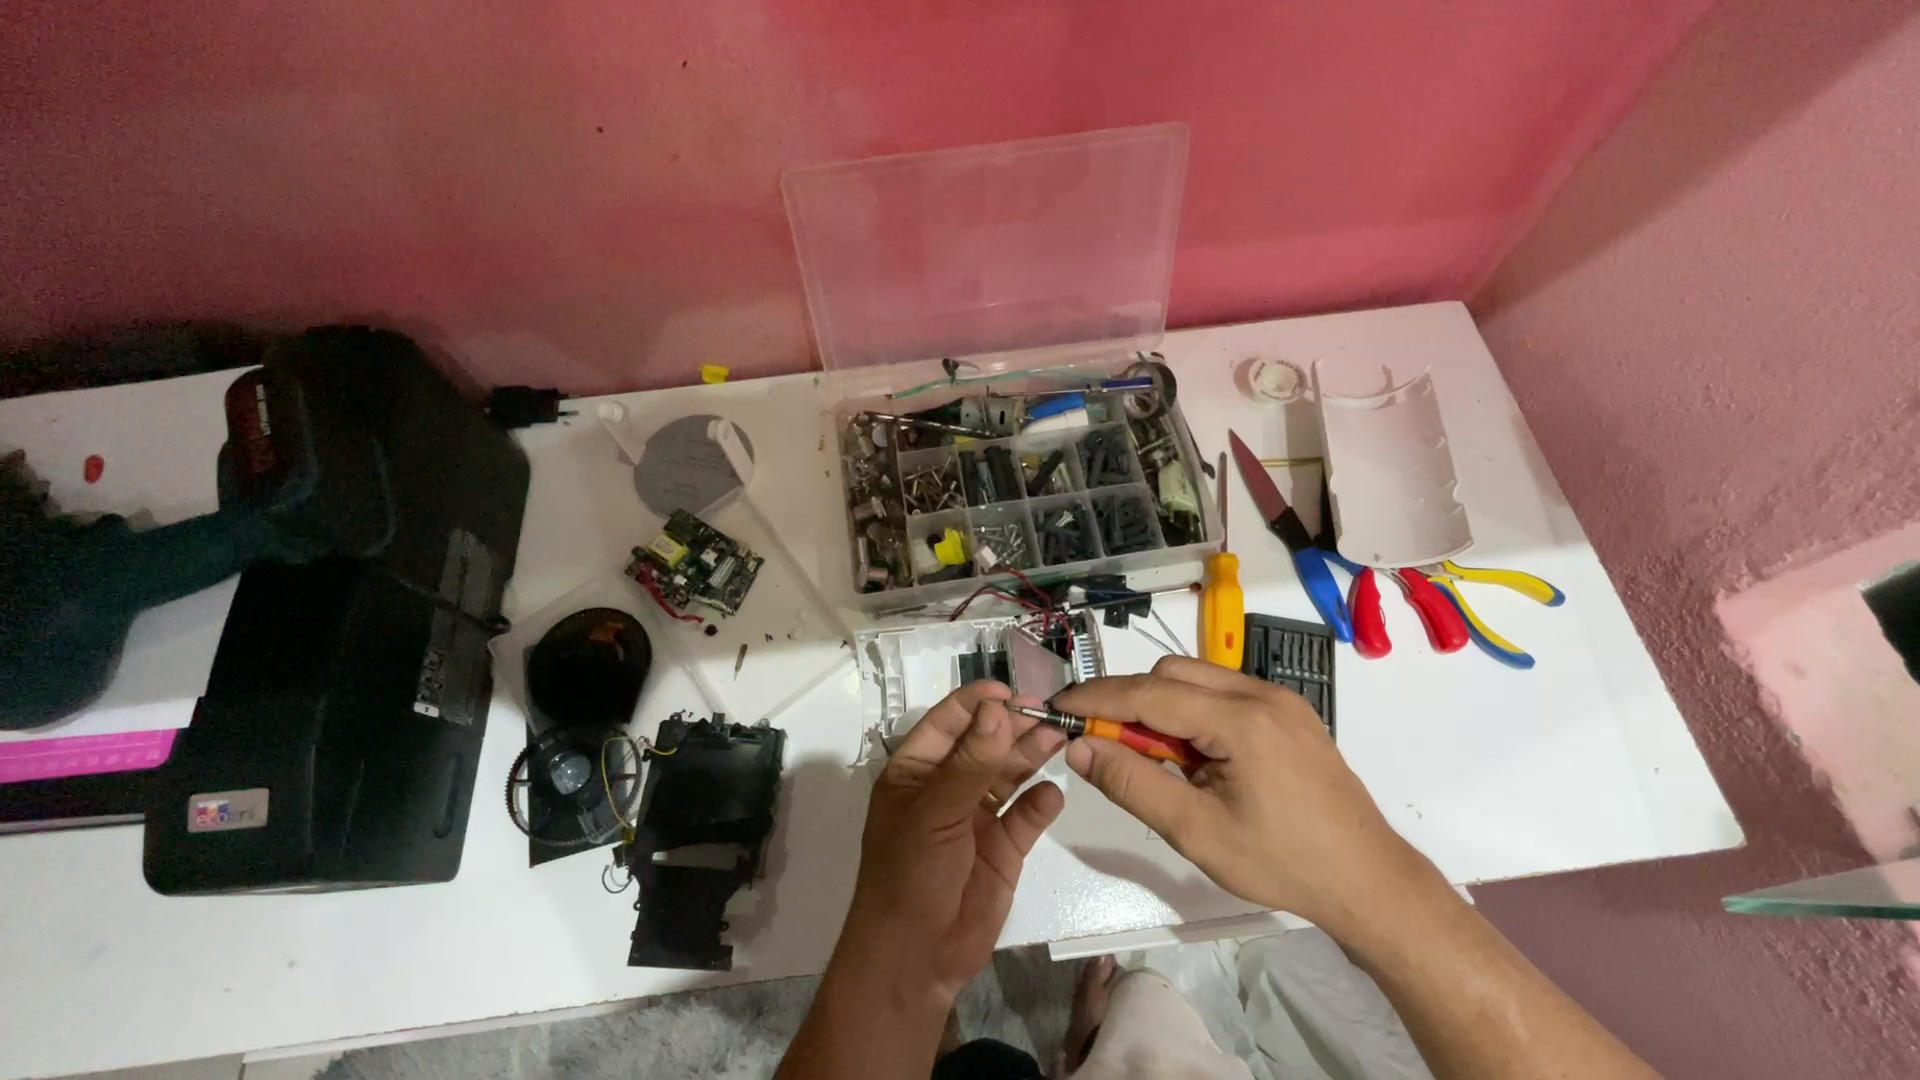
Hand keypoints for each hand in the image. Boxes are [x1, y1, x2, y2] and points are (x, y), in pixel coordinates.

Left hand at [837, 680, 1067, 1000]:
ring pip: (1010, 774)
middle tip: (1049, 711)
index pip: (949, 722)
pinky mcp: (1004, 848)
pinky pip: (1026, 816)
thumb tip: (998, 711)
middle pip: (986, 744)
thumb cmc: (909, 874)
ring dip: (1032, 755)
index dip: (977, 703)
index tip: (1011, 691)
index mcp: (917, 771)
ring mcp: (977, 817)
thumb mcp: (934, 813)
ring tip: (1059, 737)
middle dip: (1014, 726)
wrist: (916, 958)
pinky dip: (1041, 803)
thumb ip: (970, 764)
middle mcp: (949, 787)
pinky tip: (1050, 795)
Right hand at [1052, 655, 1440, 936]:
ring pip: (1196, 677)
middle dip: (1129, 701)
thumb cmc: (1282, 863)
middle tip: (1108, 747)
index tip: (1057, 708)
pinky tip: (1195, 755)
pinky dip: (1192, 711)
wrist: (1369, 880)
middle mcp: (1261, 693)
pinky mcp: (1289, 711)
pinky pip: (1223, 692)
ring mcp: (1280, 698)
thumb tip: (1079, 749)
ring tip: (1157, 760)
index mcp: (1241, 721)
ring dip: (1161, 705)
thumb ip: (1131, 783)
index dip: (1096, 698)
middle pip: (1171, 673)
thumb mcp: (1195, 831)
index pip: (1149, 693)